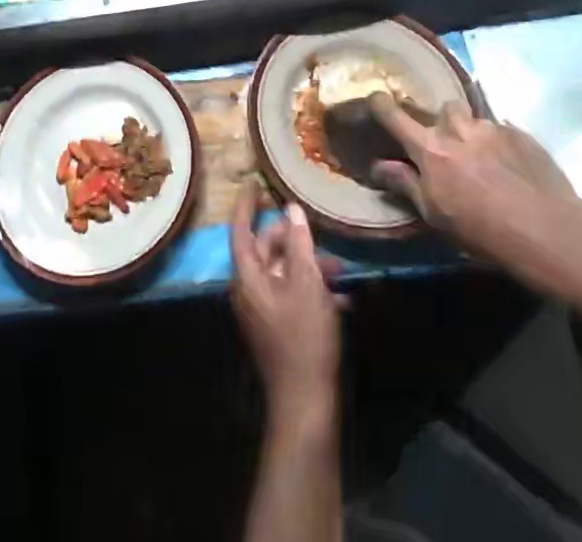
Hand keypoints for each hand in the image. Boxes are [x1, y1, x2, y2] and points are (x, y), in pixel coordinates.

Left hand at [229, 182, 341, 409]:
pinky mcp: (275, 326)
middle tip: (317, 231)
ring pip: (282, 273)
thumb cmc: (305, 338)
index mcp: (247, 277)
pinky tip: (342, 299)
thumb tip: (291, 210)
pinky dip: (312, 290)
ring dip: (309, 267)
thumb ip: (299, 245)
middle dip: (292, 239)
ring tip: (341, 271)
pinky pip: (290, 295)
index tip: (252, 182)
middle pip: (265, 251)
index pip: (240, 230)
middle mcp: (247, 290)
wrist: (305, 400)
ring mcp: (260, 310)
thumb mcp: (307, 285)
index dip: (245, 205)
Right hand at [367, 93, 581, 299]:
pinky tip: (508, 169)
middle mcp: (459, 130)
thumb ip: (405, 183)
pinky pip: (501, 131)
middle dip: (441, 123)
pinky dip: (498, 145)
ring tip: (481, 159)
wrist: (550, 232)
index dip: (381, 104)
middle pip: (442, 110)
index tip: (376, 99)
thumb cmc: (483, 230)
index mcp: (431, 149)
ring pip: (473, 120)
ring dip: (470, 133)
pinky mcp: (523, 135)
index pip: (395, 115)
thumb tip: (377, 165)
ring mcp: (494, 128)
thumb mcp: (435, 214)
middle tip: (447, 147)